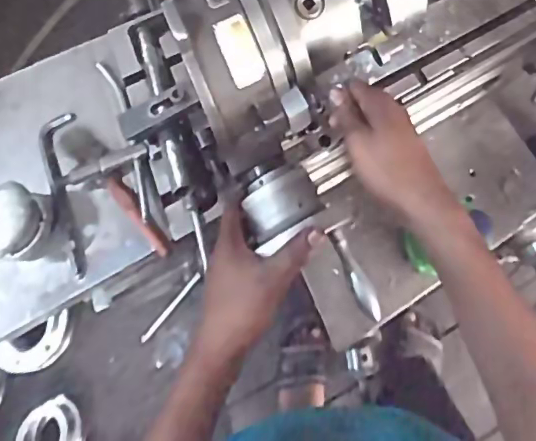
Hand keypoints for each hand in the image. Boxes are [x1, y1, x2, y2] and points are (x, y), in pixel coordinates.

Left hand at [191, 203, 318, 359]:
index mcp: (227, 243)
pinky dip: (255, 256)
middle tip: (279, 206)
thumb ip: (294, 253)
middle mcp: (221, 253)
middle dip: (256, 214)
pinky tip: (270, 264)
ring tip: (279, 232)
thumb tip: (316, 230)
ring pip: (239, 244)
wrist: (219, 351)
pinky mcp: (225, 289)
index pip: (232, 207)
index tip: (262, 183)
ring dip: (256, 236)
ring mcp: (221, 272)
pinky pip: (241, 262)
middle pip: (236, 225)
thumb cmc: (242, 308)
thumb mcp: (274, 278)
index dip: (244, 192)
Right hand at [328, 81, 463, 233]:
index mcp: (381, 103)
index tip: (328, 111)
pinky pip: (384, 126)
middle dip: (349, 108)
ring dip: (359, 121)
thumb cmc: (385, 170)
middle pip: (367, 97)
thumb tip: (336, 92)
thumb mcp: (357, 141)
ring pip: (375, 112)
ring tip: (347, 139)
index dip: (339, 95)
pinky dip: (371, 132)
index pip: (356, 86)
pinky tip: (365, 148)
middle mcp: (394, 108)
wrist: (421, 199)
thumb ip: (346, 115)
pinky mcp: (407, 140)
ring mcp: (403, 124)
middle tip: (334, 127)